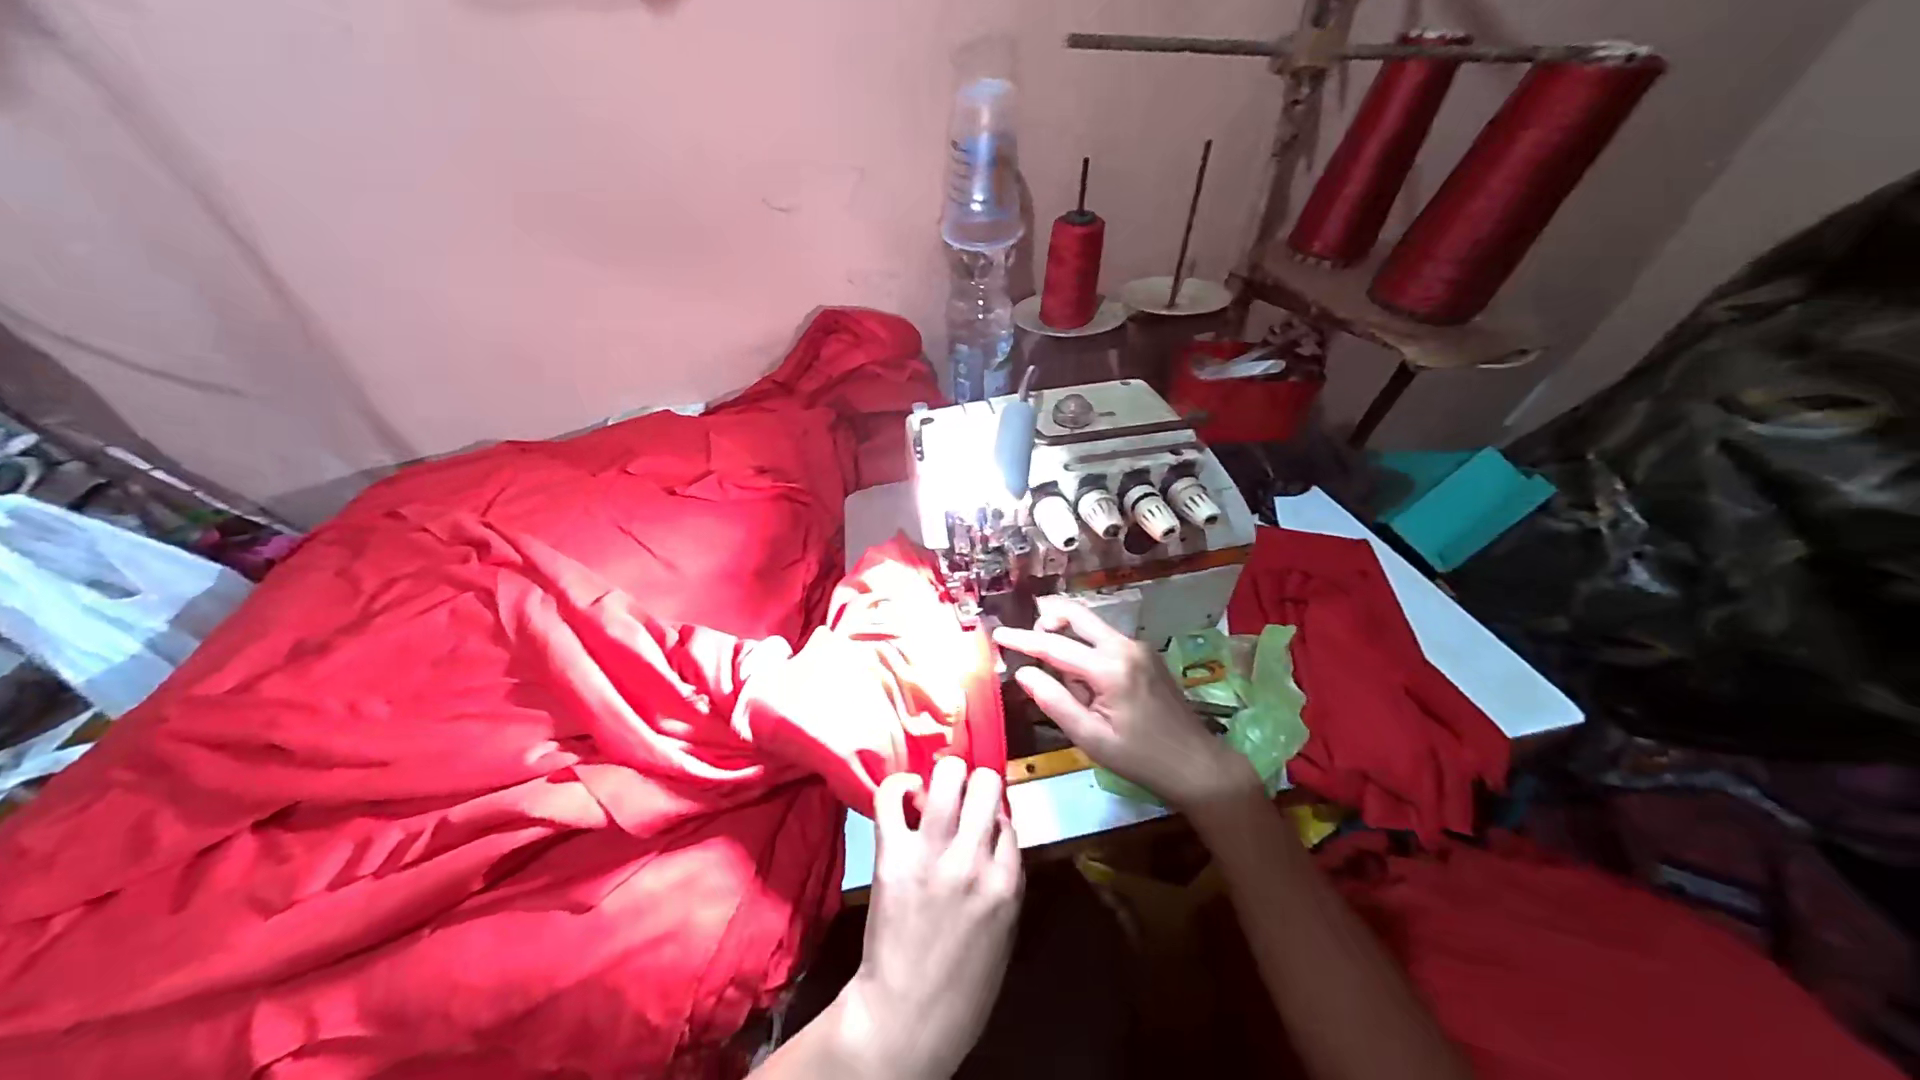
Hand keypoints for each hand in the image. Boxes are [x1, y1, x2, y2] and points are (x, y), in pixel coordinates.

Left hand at [839, 757, 1021, 1079]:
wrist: (906, 1017)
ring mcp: (932, 854)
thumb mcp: (1005, 932)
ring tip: (935, 789)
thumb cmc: (962, 986)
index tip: (981, 823)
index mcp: (1007, 882)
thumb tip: (997, 840)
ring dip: (944, 774)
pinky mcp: (893, 855)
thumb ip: (1006, 881)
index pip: (1008, 820)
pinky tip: (903, 793)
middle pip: (986, 785)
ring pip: (946, 779)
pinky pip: (892, 797)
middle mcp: (973, 859)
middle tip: (963, 796)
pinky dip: (898, 785)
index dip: (994, 817)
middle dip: (977, 783)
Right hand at [993, 598, 1259, 810]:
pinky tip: (1082, 679)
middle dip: (1047, 618)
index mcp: (1109, 668)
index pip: (1054, 645)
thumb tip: (1024, 673)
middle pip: (1077, 615)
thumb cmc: (1139, 758)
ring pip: (1092, 625)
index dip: (1022, 640)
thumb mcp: (1090, 737)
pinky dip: (1085, 646)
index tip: (997, 634)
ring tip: (1056, 672)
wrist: (1196, 764)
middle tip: (1025, 636)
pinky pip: (1105, 639)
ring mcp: (1138, 648)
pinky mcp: (1145, 655)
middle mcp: (1124, 646)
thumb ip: (1054, 701)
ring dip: (1067, 635)